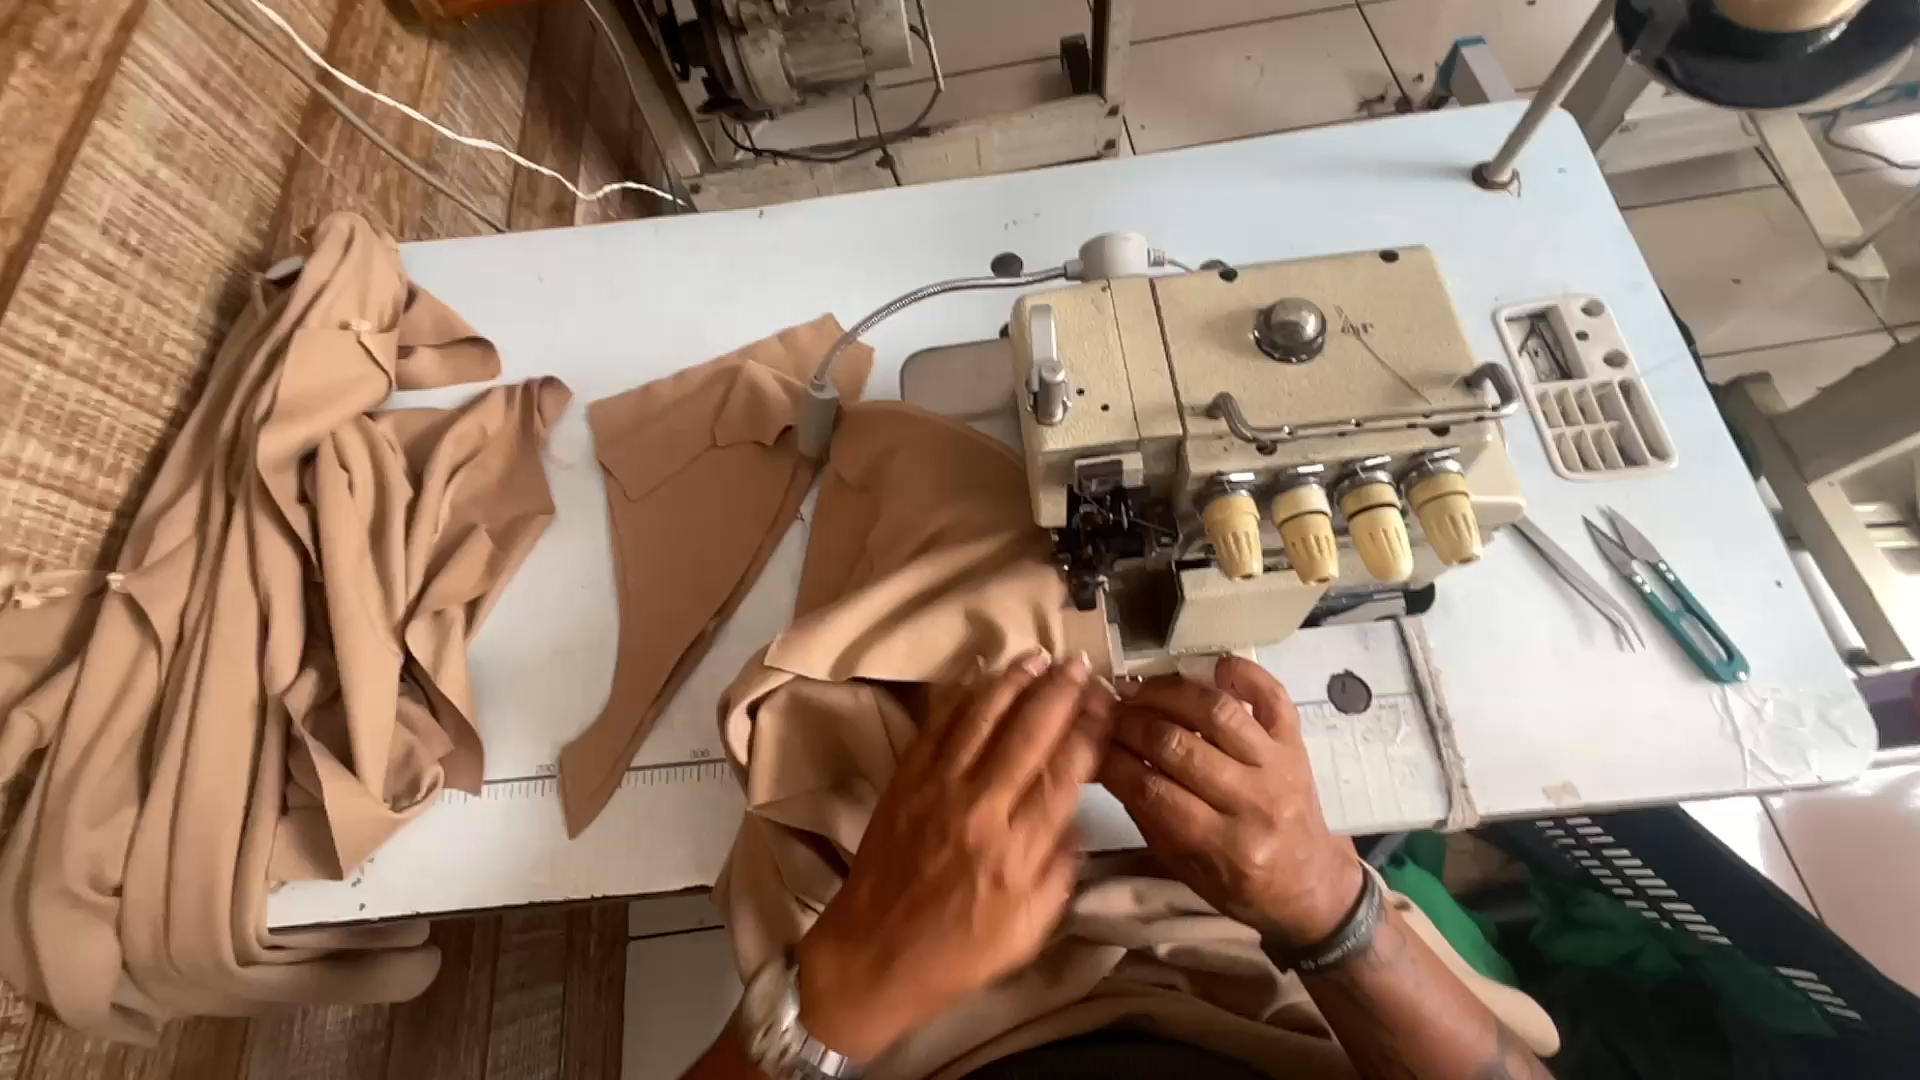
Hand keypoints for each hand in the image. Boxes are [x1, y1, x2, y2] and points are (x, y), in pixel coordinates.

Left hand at [794, 651, 1111, 1060]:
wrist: (872, 953)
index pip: (1064, 773)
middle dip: (1060, 692)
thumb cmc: (957, 952)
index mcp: (1015, 850)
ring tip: (1039, 657)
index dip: (1089, 730)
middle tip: (1080, 665)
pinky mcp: (906, 776)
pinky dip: (964, 693)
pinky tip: (984, 675)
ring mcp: (937, 785)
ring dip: (1014, 681)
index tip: (1106, 703)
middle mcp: (979, 806)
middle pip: (1028, 731)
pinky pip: (938, 722)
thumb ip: (1059, 869)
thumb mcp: (1029, 930)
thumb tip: (1075, 815)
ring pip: (983, 716)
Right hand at [1099, 656, 1361, 948]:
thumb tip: (1103, 756)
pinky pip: (1272, 694)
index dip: (1112, 760)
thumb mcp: (1181, 865)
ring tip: (1138, 689)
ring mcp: (1279, 766)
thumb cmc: (1237, 882)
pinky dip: (1242, 672)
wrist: (1310, 884)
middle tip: (1105, 711)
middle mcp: (1255, 802)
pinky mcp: (1296, 742)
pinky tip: (1210, 666)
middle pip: (1179, 745)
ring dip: (1168, 693)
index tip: (1086, 740)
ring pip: (1216, 712)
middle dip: (1130, 723)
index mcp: (1224, 846)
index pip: (1152, 791)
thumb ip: (1145, 811)